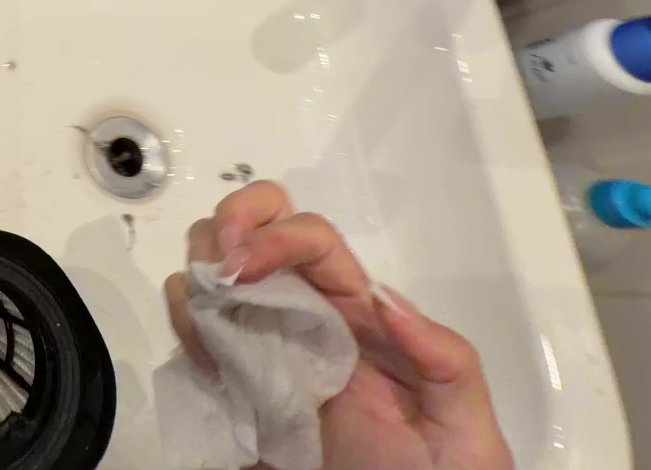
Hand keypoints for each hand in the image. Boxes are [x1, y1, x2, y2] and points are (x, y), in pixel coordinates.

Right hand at [169, 182, 512, 469]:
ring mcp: (259, 322)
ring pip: (213, 251)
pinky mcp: (227, 353)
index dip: (270, 235)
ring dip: (201, 269)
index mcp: (355, 304)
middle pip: (257, 214)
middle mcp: (303, 298)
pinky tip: (210, 363)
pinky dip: (186, 318)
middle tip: (218, 268)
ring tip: (211, 321)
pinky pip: (190, 307)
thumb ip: (447, 363)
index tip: (240, 268)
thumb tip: (388, 299)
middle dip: (229, 220)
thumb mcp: (464, 436)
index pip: (310, 233)